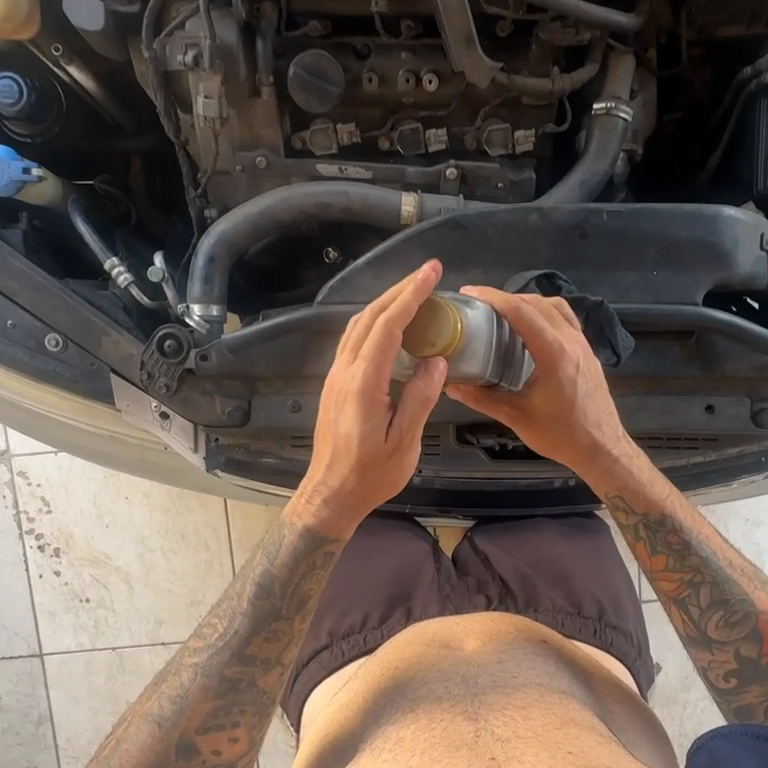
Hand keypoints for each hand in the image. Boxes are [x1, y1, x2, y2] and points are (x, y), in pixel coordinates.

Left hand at [287, 260, 448, 538]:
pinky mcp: (335, 385)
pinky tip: (391, 325)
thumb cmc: (369, 476)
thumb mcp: (404, 443)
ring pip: (357, 326)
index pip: (388, 326)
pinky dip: (375, 322)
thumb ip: (420, 399)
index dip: (410, 296)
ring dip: (385, 303)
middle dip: (400, 290)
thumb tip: (436, 361)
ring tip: (414, 292)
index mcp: (363, 383)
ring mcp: (336, 377)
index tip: (431, 274)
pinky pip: (353, 341)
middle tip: (428, 273)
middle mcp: (344, 372)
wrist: (330, 494)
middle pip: (370, 317)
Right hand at [444, 285, 644, 485]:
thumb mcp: (516, 417)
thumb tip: (452, 386)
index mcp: (553, 352)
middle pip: (537, 303)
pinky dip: (546, 314)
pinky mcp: (588, 352)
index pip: (520, 311)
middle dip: (507, 298)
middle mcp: (571, 340)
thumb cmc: (561, 434)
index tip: (470, 293)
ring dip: (529, 303)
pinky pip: (566, 320)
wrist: (601, 448)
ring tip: (505, 313)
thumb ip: (483, 398)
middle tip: (480, 305)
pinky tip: (532, 329)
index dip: (492, 297)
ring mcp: (583, 344)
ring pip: (555, 307)